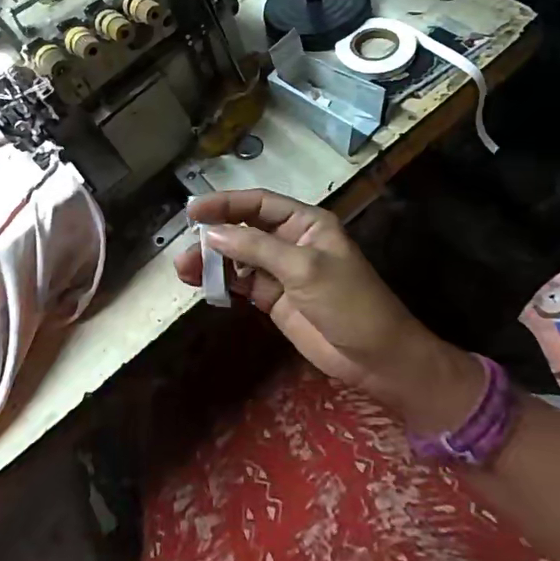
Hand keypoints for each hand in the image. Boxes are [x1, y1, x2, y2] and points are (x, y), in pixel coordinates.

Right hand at [174, 189, 485, 431]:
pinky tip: (200, 283)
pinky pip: (240, 282)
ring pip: (237, 257)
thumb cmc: (349, 302)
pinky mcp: (272, 298)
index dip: (225, 203)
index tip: (193, 210)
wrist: (376, 357)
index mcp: (306, 223)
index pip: (259, 204)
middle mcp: (290, 241)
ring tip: (183, 269)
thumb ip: (257, 249)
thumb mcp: (305, 268)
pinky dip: (220, 281)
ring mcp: (280, 271)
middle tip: (184, 248)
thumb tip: (211, 233)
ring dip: (211, 260)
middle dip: (213, 235)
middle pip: (243, 229)